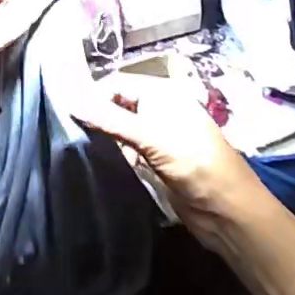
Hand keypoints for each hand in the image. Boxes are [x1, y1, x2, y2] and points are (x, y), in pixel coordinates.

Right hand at [73, 73, 265, 249]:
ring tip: (77, 145)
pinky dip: (115, 154)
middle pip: (119, 105)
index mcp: (162, 93)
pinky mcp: (156, 163)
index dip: (95, 94)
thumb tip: (73, 102)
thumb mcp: (151, 138)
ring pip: (122, 130)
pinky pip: (128, 152)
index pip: (120, 83)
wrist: (226, 210)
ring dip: (105, 137)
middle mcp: (159, 110)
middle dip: (98, 115)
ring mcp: (158, 137)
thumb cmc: (194, 163)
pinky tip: (99, 162)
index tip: (67, 109)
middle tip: (68, 129)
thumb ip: (112, 120)